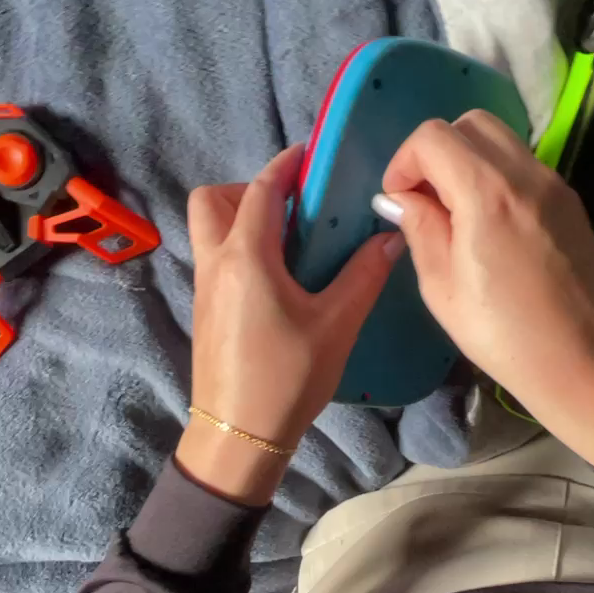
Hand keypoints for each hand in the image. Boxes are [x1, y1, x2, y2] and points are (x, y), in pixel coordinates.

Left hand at [178, 144, 404, 504]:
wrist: (239, 436)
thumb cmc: (288, 378)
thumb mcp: (336, 325)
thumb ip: (363, 276)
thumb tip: (390, 239)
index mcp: (246, 257)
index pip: (260, 190)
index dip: (285, 166)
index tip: (310, 156)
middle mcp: (215, 264)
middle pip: (213, 200)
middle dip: (248, 190)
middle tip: (291, 211)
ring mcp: (204, 290)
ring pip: (209, 231)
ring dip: (241, 220)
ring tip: (289, 246)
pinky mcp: (205, 313)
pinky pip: (215, 260)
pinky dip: (239, 250)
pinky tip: (277, 282)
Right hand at [379, 112, 593, 466]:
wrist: (585, 361)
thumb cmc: (504, 336)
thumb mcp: (442, 289)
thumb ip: (420, 230)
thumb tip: (401, 199)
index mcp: (487, 194)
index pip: (433, 137)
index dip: (404, 162)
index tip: (399, 201)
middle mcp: (525, 174)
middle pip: (469, 124)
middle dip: (435, 152)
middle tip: (425, 201)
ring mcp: (554, 184)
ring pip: (499, 140)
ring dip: (466, 161)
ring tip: (455, 215)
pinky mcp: (569, 201)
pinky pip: (522, 166)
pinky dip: (494, 177)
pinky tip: (488, 227)